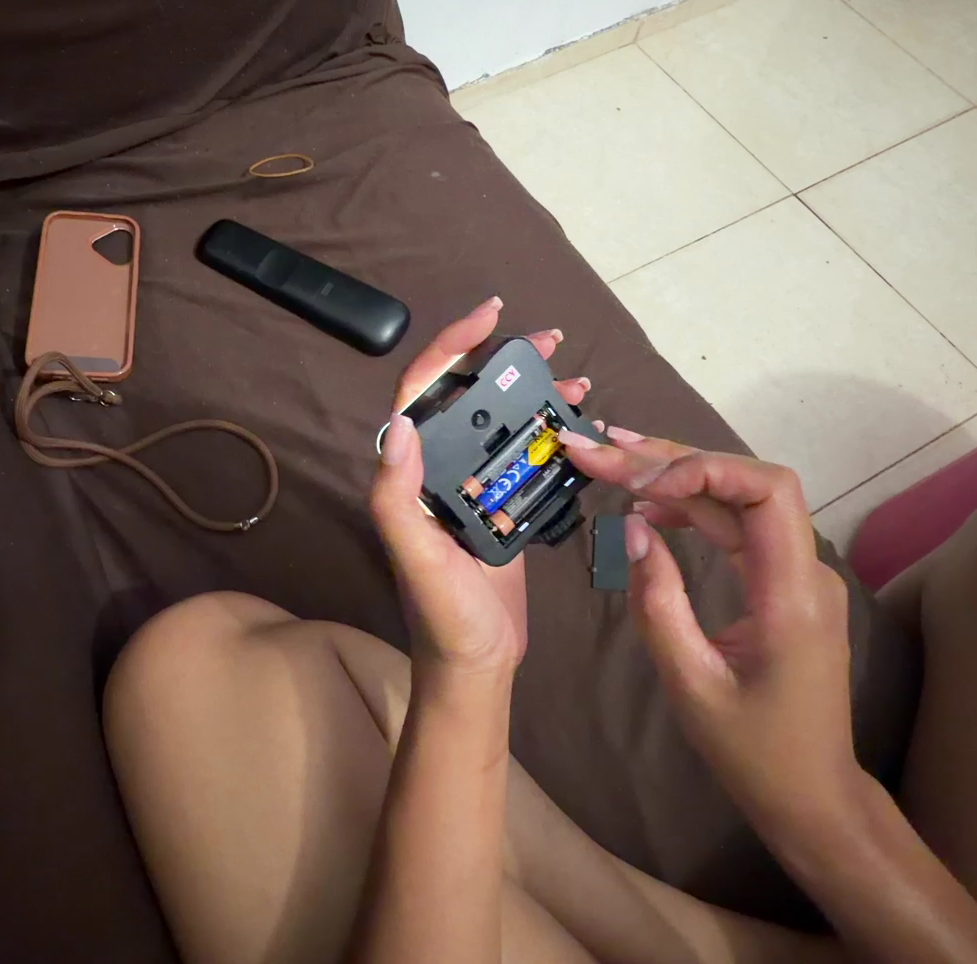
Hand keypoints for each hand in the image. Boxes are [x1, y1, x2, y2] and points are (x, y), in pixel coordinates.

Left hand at [371, 297, 589, 677]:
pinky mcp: (505, 506)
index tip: (489, 316)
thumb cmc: (442, 613)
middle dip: (502, 360)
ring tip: (573, 372)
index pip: (421, 394)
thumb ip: (397, 494)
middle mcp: (438, 471)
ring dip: (533, 392)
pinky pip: (525, 456)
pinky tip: (579, 421)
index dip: (449, 348)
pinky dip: (550, 433)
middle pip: (466, 398)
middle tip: (547, 340)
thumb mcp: (416, 556)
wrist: (478, 661)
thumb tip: (401, 425)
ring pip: (500, 422)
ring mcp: (474, 486)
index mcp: (411, 474)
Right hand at [558, 430, 858, 831]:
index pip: (767, 491)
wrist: (811, 791)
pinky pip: (734, 525)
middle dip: (668, 460)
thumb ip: (658, 604)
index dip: (705, 468)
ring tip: (610, 460)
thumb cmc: (753, 749)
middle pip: (743, 482)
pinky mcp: (778, 580)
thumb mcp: (690, 683)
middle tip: (598, 447)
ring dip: (672, 474)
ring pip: (734, 498)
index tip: (639, 483)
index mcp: (790, 594)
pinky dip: (687, 506)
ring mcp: (793, 572)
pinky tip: (647, 505)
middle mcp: (802, 569)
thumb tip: (632, 530)